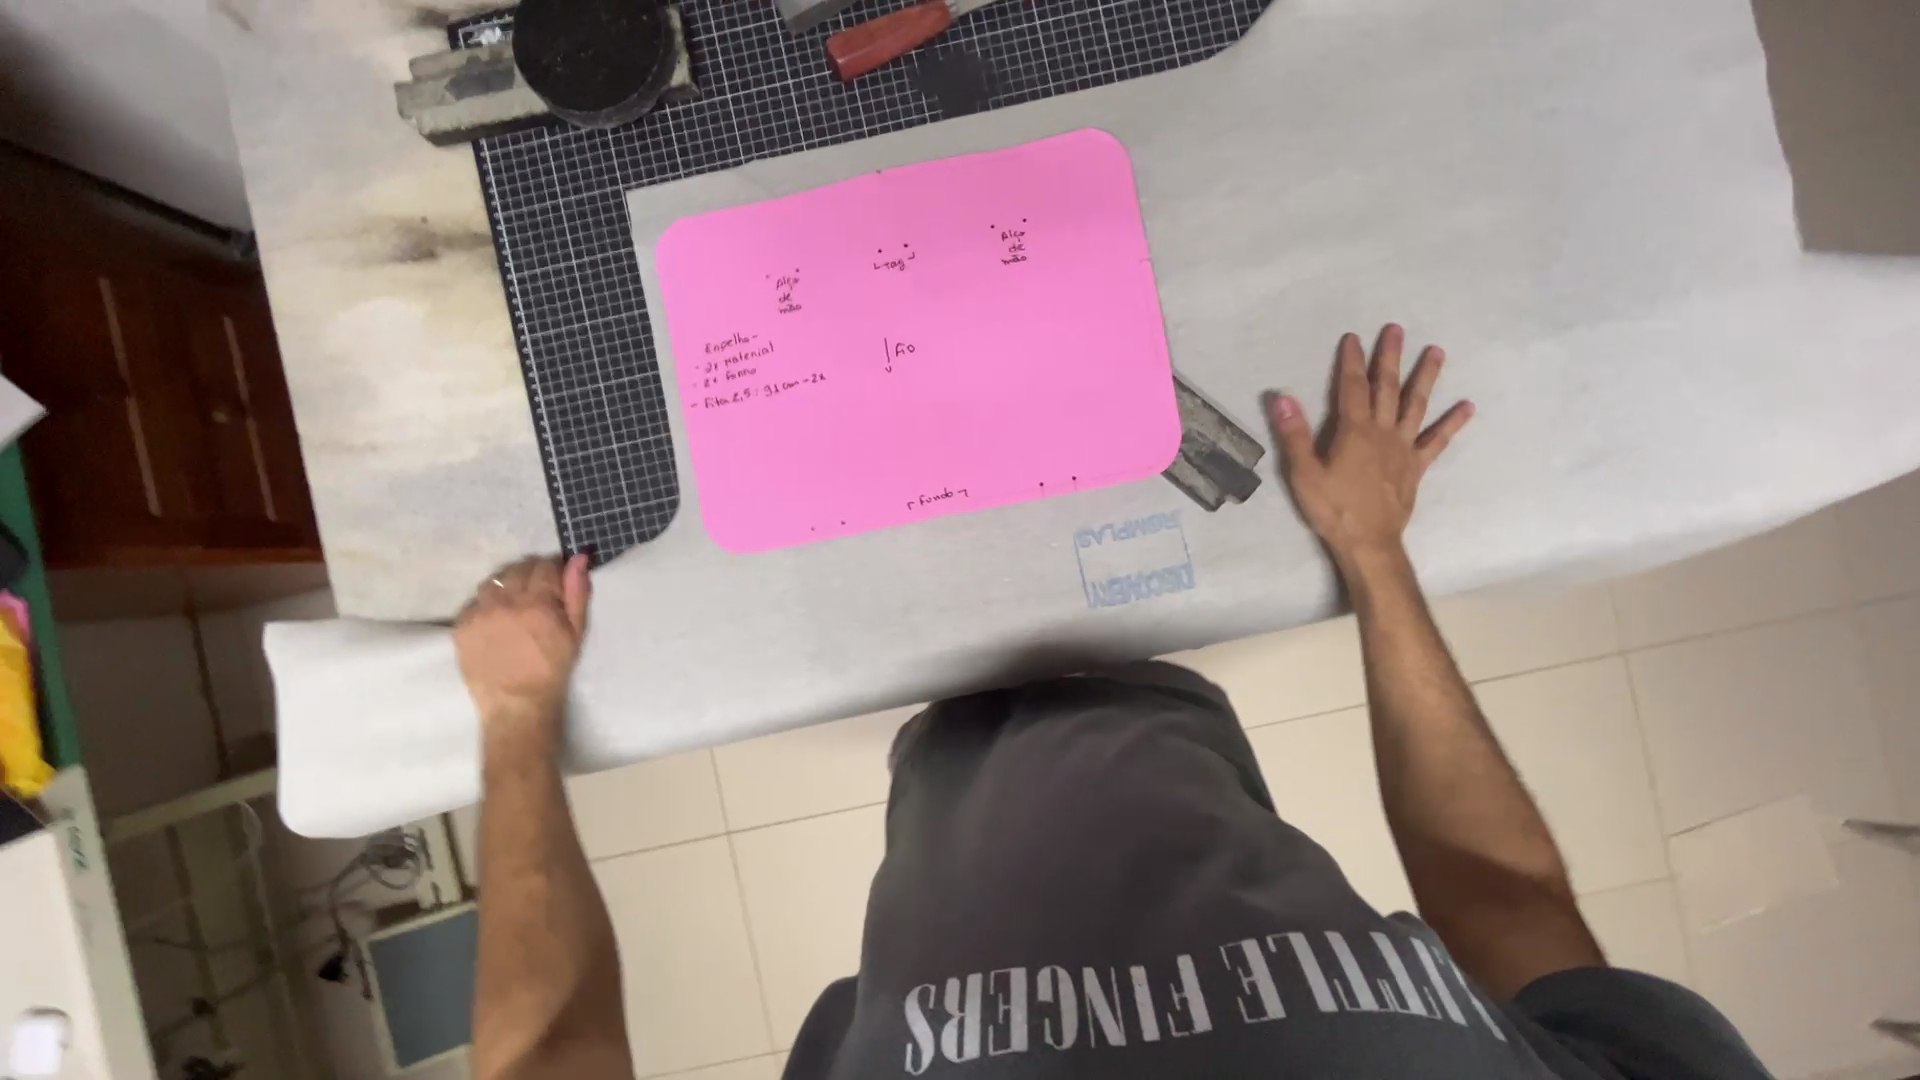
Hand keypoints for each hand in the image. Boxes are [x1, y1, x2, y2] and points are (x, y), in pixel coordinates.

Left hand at [454, 554, 591, 738]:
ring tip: (515, 602)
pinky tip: (496, 618)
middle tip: (538, 590)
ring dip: (507, 585)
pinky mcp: (461, 626)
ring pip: (493, 582)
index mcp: (537, 602)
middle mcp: (505, 602)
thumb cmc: (553, 668)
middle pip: (517, 569)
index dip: (553, 568)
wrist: (517, 702)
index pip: (544, 566)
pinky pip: (473, 602)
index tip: (557, 578)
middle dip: (531, 574)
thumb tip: (578, 558)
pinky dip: (486, 603)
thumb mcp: (576, 631)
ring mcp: (479, 613)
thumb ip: (577, 592)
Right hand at [1264, 324, 1472, 568]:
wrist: (1368, 541)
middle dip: (1390, 358)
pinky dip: (1452, 423)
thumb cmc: (1332, 508)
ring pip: (1416, 406)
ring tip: (1437, 351)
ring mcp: (1403, 449)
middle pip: (1387, 388)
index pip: (1352, 388)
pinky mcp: (1415, 467)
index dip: (1351, 362)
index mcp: (1354, 432)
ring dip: (1426, 377)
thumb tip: (1281, 398)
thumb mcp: (1303, 472)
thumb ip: (1294, 434)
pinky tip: (1467, 407)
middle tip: (1396, 329)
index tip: (1353, 337)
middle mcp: (1382, 433)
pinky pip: (1436, 441)